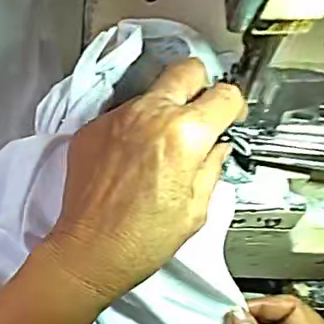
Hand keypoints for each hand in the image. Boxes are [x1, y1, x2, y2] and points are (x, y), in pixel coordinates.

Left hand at [37, 57, 245, 302]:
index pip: (225, 94)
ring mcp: (115, 120)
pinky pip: (119, 116)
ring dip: (160, 111)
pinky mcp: (90, 131)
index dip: (233, 109)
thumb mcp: (195, 210)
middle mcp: (149, 116)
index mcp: (185, 134)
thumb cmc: (139, 241)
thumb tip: (216, 148)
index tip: (228, 120)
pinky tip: (129, 161)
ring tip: (157, 149)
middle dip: (199, 87)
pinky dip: (129, 130)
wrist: (90, 253)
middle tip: (197, 115)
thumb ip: (212, 168)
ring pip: (149, 94)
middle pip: (187, 70)